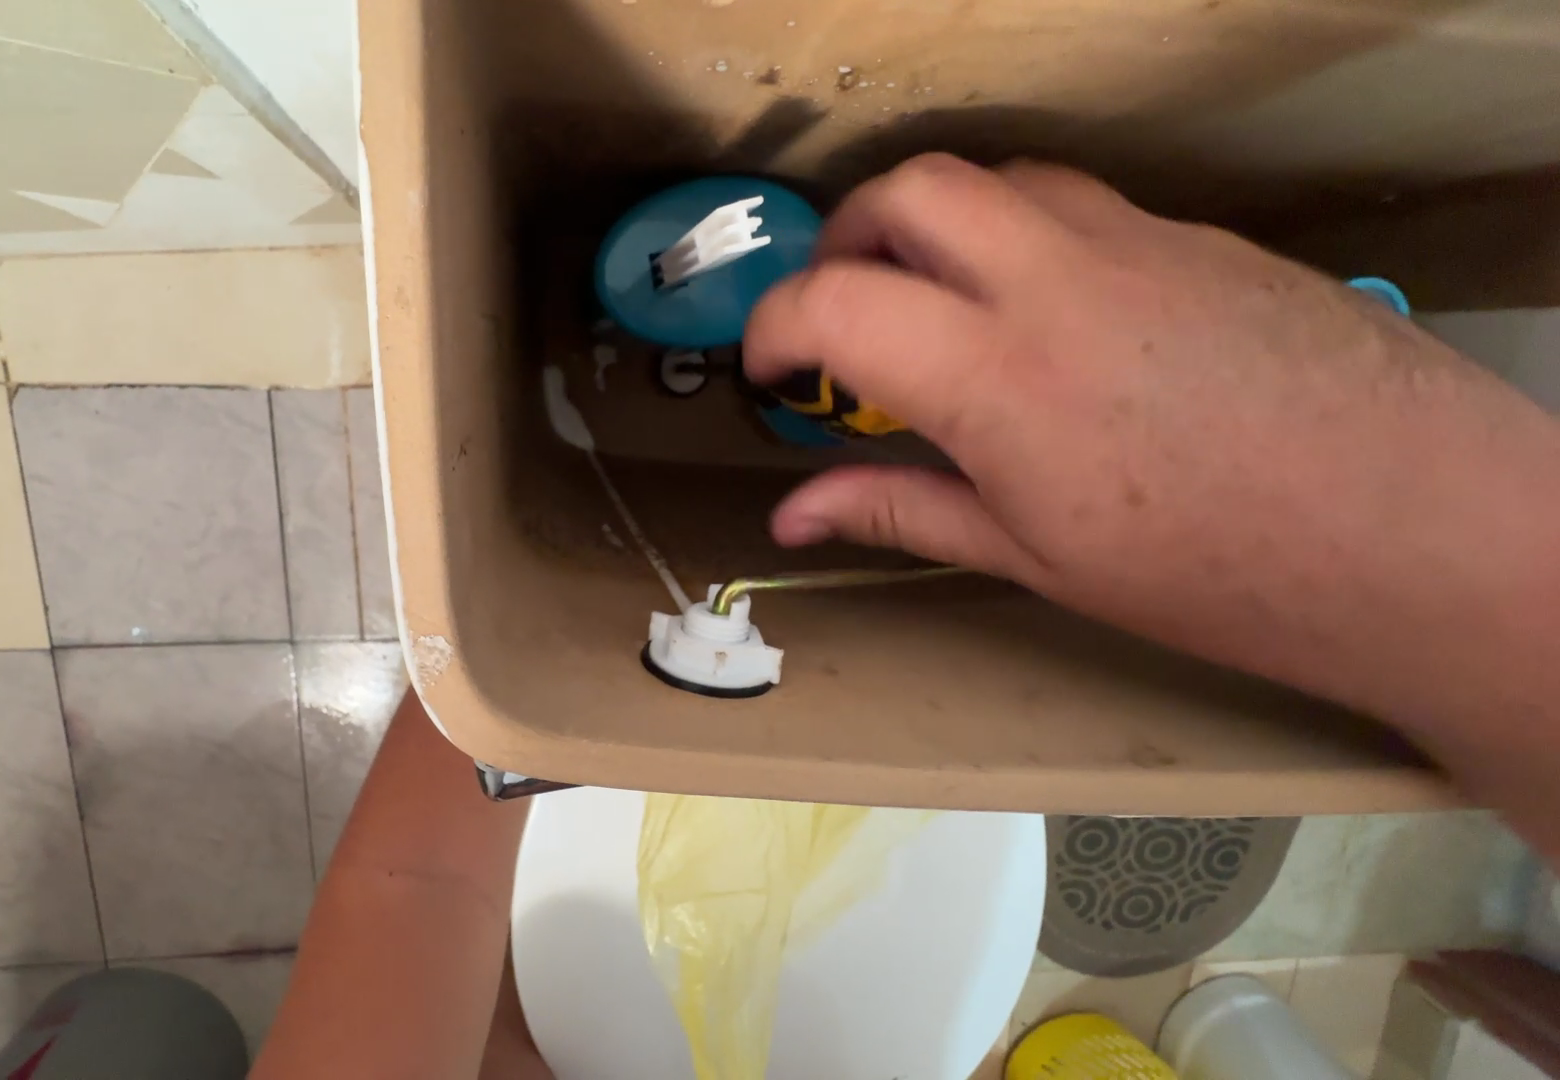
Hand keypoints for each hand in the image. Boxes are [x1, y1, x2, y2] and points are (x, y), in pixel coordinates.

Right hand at [742, 154, 1559, 748]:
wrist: (1426, 537)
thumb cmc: (1207, 571)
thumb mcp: (1023, 552)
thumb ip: (893, 509)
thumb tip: (790, 516)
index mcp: (996, 377)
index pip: (835, 302)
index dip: (772, 328)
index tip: (768, 371)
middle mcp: (1056, 281)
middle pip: (906, 192)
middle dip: (839, 241)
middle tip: (834, 313)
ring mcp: (1134, 241)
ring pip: (989, 179)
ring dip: (924, 227)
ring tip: (923, 304)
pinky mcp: (1194, 235)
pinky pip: (1069, 202)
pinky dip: (1007, 237)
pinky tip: (1028, 314)